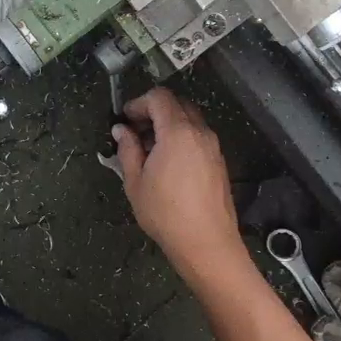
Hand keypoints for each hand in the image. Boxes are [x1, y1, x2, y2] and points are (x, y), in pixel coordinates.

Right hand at [113, 88, 243, 271]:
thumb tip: (122, 131)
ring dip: (168, 125)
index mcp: (177, 132)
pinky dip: (181, 138)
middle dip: (153, 112)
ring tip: (148, 151)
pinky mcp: (218, 161)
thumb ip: (128, 150)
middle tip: (134, 132)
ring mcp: (212, 147)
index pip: (159, 98)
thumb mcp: (135, 182)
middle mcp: (199, 133)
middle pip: (177, 104)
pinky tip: (167, 163)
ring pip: (189, 120)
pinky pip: (197, 137)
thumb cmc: (165, 213)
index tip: (125, 120)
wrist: (206, 242)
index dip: (138, 103)